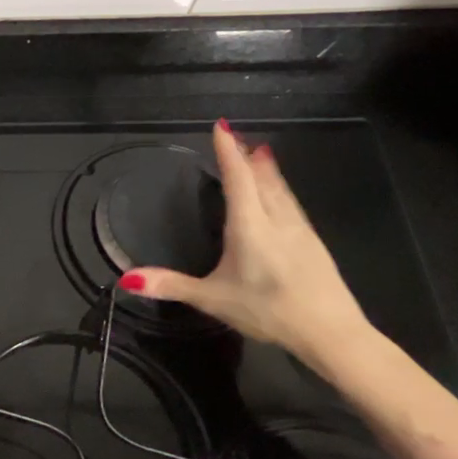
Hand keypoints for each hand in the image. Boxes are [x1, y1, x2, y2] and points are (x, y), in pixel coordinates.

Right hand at [121, 121, 376, 367]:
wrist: (331, 332)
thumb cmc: (268, 311)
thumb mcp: (212, 300)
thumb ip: (170, 286)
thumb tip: (126, 280)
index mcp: (250, 226)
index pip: (238, 179)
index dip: (229, 151)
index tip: (222, 126)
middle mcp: (277, 220)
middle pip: (262, 180)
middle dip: (248, 157)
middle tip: (238, 137)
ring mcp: (300, 231)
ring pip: (282, 192)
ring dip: (268, 171)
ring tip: (261, 155)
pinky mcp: (314, 245)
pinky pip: (292, 206)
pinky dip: (281, 191)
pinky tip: (282, 199)